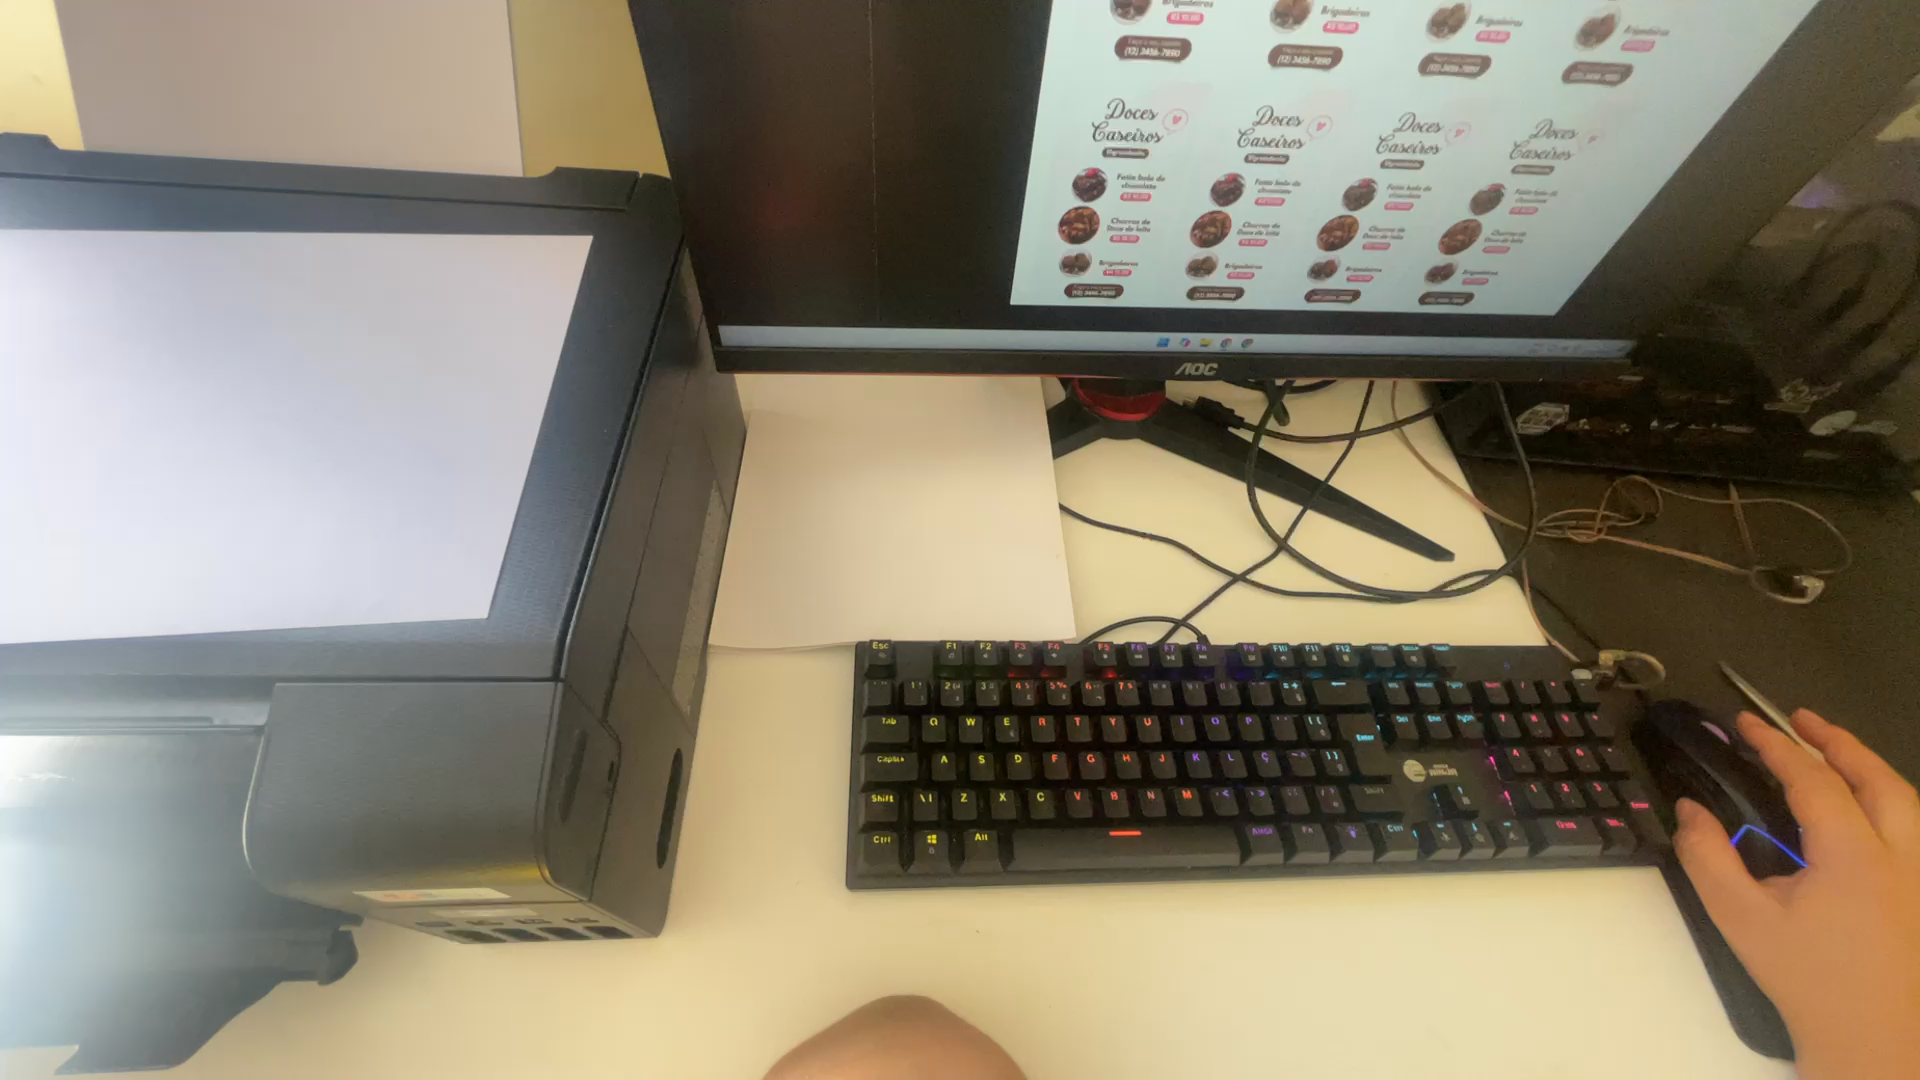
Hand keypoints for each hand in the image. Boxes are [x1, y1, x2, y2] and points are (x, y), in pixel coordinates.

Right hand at [1672, 710, 1919, 1079]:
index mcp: (1857, 860)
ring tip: (1834, 748)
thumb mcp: (1737, 914)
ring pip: (1913, 807)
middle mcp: (1908, 863)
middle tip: (1802, 718)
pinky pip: (1918, 834)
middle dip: (1841, 743)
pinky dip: (1890, 803)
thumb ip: (1707, 854)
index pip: (1816, 782)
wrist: (1883, 1044)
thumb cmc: (1809, 977)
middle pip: (1885, 783)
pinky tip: (1865, 806)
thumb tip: (1691, 809)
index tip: (1746, 723)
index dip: (1778, 746)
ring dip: (1871, 769)